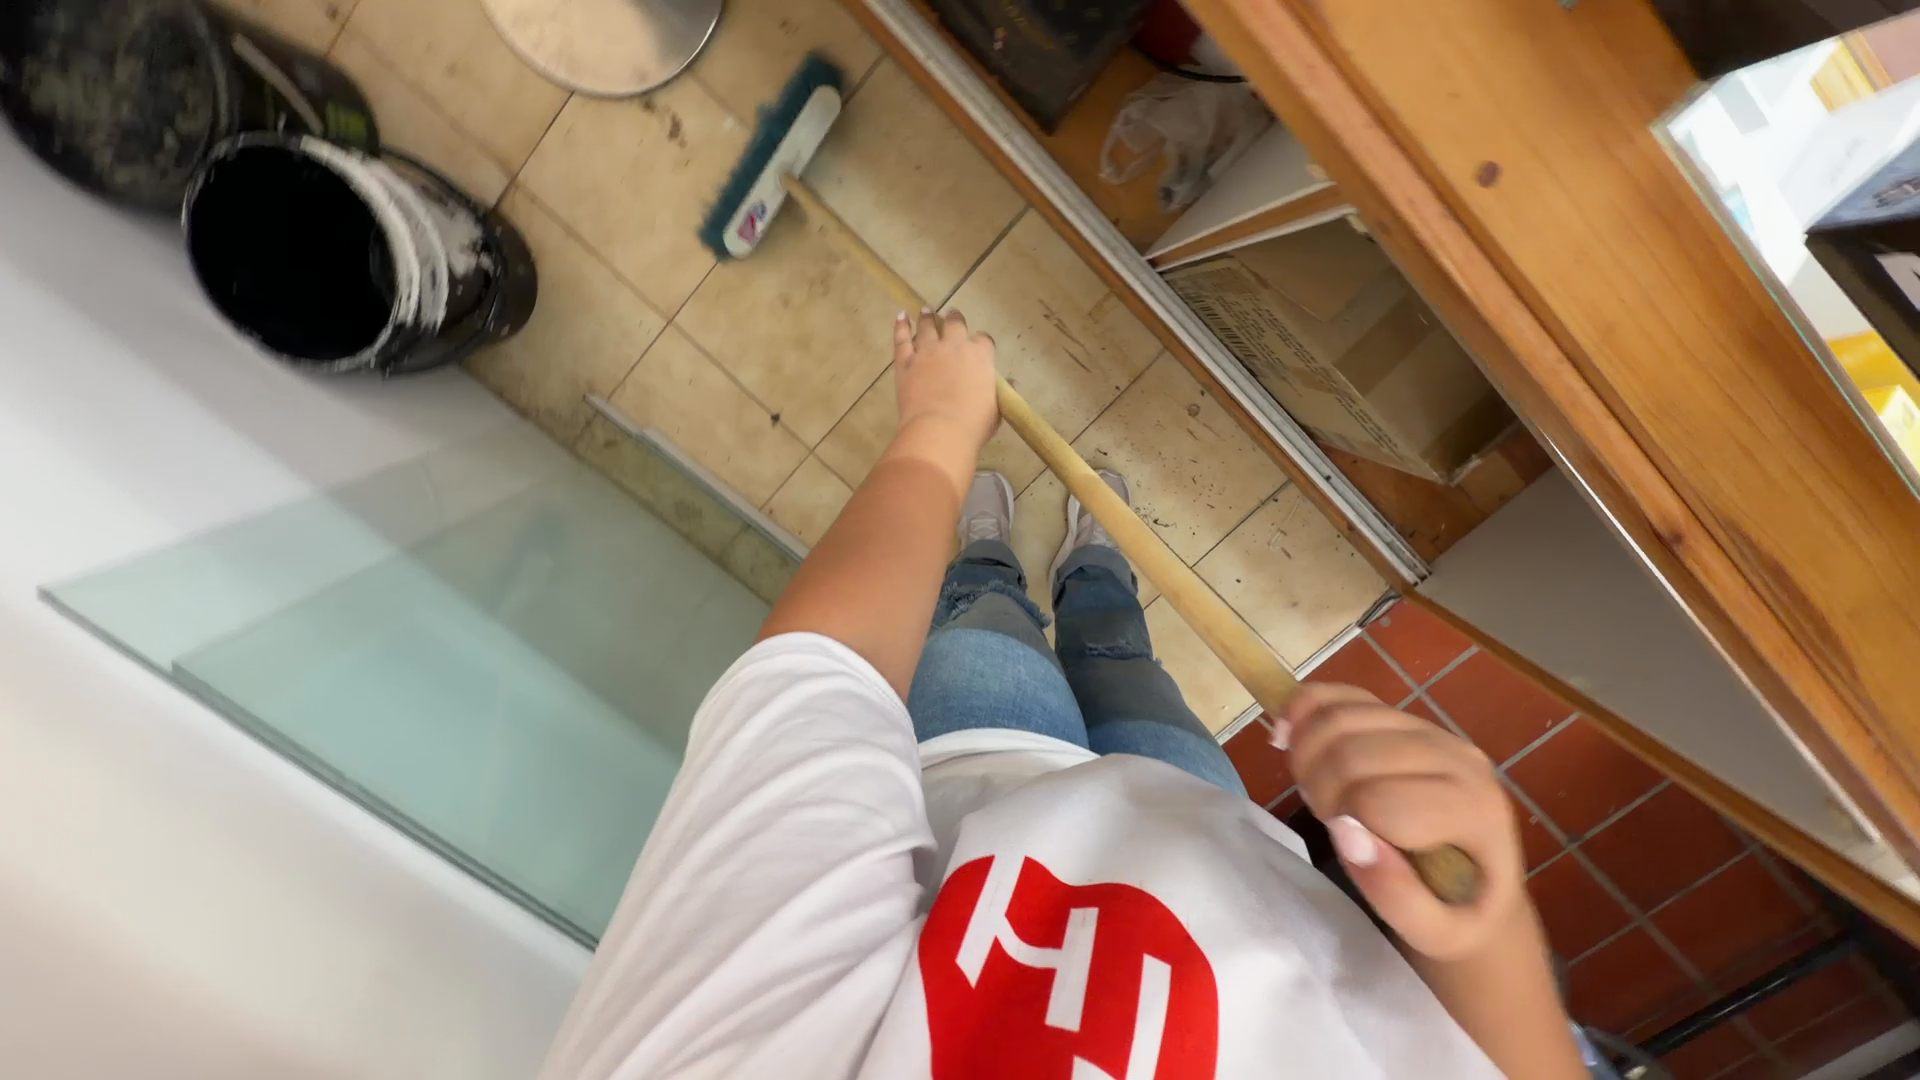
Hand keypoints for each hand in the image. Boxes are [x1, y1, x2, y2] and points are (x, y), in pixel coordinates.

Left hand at [893, 309, 999, 456]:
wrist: (939, 431)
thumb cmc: (973, 424)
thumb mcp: (996, 409)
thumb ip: (1001, 392)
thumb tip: (1013, 383)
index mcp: (980, 356)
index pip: (983, 340)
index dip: (981, 343)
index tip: (979, 346)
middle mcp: (954, 346)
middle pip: (954, 324)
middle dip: (955, 320)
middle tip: (952, 316)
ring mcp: (927, 352)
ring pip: (927, 327)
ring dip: (928, 317)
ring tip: (926, 310)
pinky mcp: (906, 363)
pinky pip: (901, 339)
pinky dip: (901, 326)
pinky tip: (900, 316)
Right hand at [1280, 683, 1529, 961]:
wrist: (1480, 885)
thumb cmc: (1456, 912)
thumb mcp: (1434, 932)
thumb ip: (1396, 895)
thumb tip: (1348, 833)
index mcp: (1473, 812)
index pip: (1379, 800)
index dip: (1343, 823)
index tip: (1348, 845)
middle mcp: (1458, 758)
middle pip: (1352, 752)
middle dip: (1319, 787)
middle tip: (1323, 815)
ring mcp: (1431, 729)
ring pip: (1339, 717)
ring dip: (1306, 752)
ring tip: (1316, 786)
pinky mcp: (1403, 716)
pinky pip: (1340, 695)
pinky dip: (1302, 708)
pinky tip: (1290, 736)